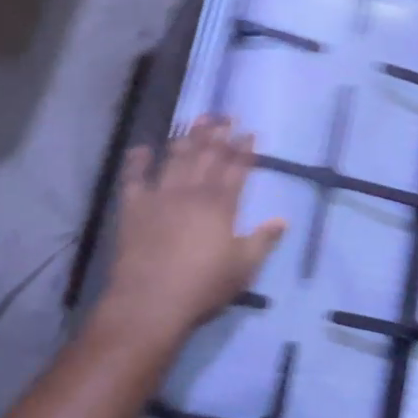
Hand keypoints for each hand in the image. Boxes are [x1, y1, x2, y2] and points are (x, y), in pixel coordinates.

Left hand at [102, 116, 285, 336]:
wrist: (150, 302)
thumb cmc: (202, 287)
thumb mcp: (243, 269)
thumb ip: (263, 241)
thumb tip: (283, 219)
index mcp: (221, 205)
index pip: (237, 170)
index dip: (244, 150)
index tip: (250, 132)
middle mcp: (192, 192)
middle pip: (208, 156)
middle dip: (219, 134)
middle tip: (225, 115)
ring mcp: (161, 196)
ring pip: (176, 158)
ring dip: (188, 137)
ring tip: (196, 120)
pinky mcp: (134, 207)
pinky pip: (135, 178)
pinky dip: (138, 161)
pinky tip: (143, 148)